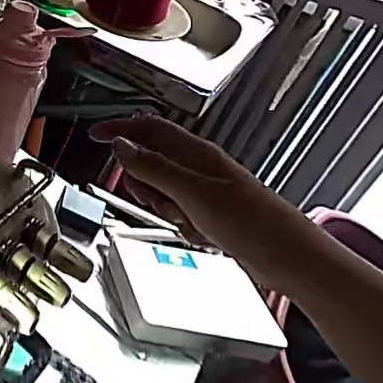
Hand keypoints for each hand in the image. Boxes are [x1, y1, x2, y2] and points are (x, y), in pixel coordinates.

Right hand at [89, 115, 323, 291]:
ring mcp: (203, 189)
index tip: (95, 134)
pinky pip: (177, 211)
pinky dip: (181, 223)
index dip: (119, 128)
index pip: (147, 127)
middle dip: (144, 182)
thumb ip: (152, 167)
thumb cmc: (250, 219)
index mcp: (193, 151)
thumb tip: (120, 145)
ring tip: (185, 218)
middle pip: (150, 160)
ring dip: (164, 205)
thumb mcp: (190, 191)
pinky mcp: (209, 212)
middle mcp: (197, 165)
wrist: (287, 255)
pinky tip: (200, 232)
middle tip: (155, 199)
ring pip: (162, 189)